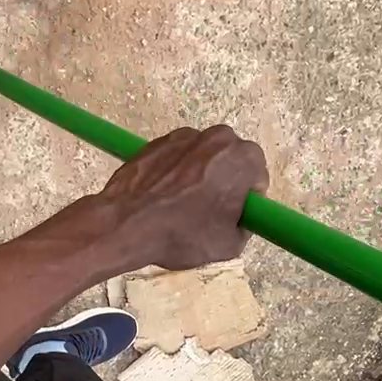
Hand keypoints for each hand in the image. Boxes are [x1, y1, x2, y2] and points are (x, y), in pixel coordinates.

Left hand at [97, 125, 269, 271]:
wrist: (125, 223)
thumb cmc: (181, 234)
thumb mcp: (229, 244)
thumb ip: (245, 227)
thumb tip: (240, 221)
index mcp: (244, 157)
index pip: (256, 178)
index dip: (245, 199)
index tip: (230, 214)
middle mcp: (218, 137)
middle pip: (230, 162)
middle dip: (223, 182)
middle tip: (205, 211)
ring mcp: (185, 136)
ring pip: (202, 158)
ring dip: (197, 175)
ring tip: (178, 205)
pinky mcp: (157, 141)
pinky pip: (175, 158)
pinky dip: (173, 172)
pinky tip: (161, 196)